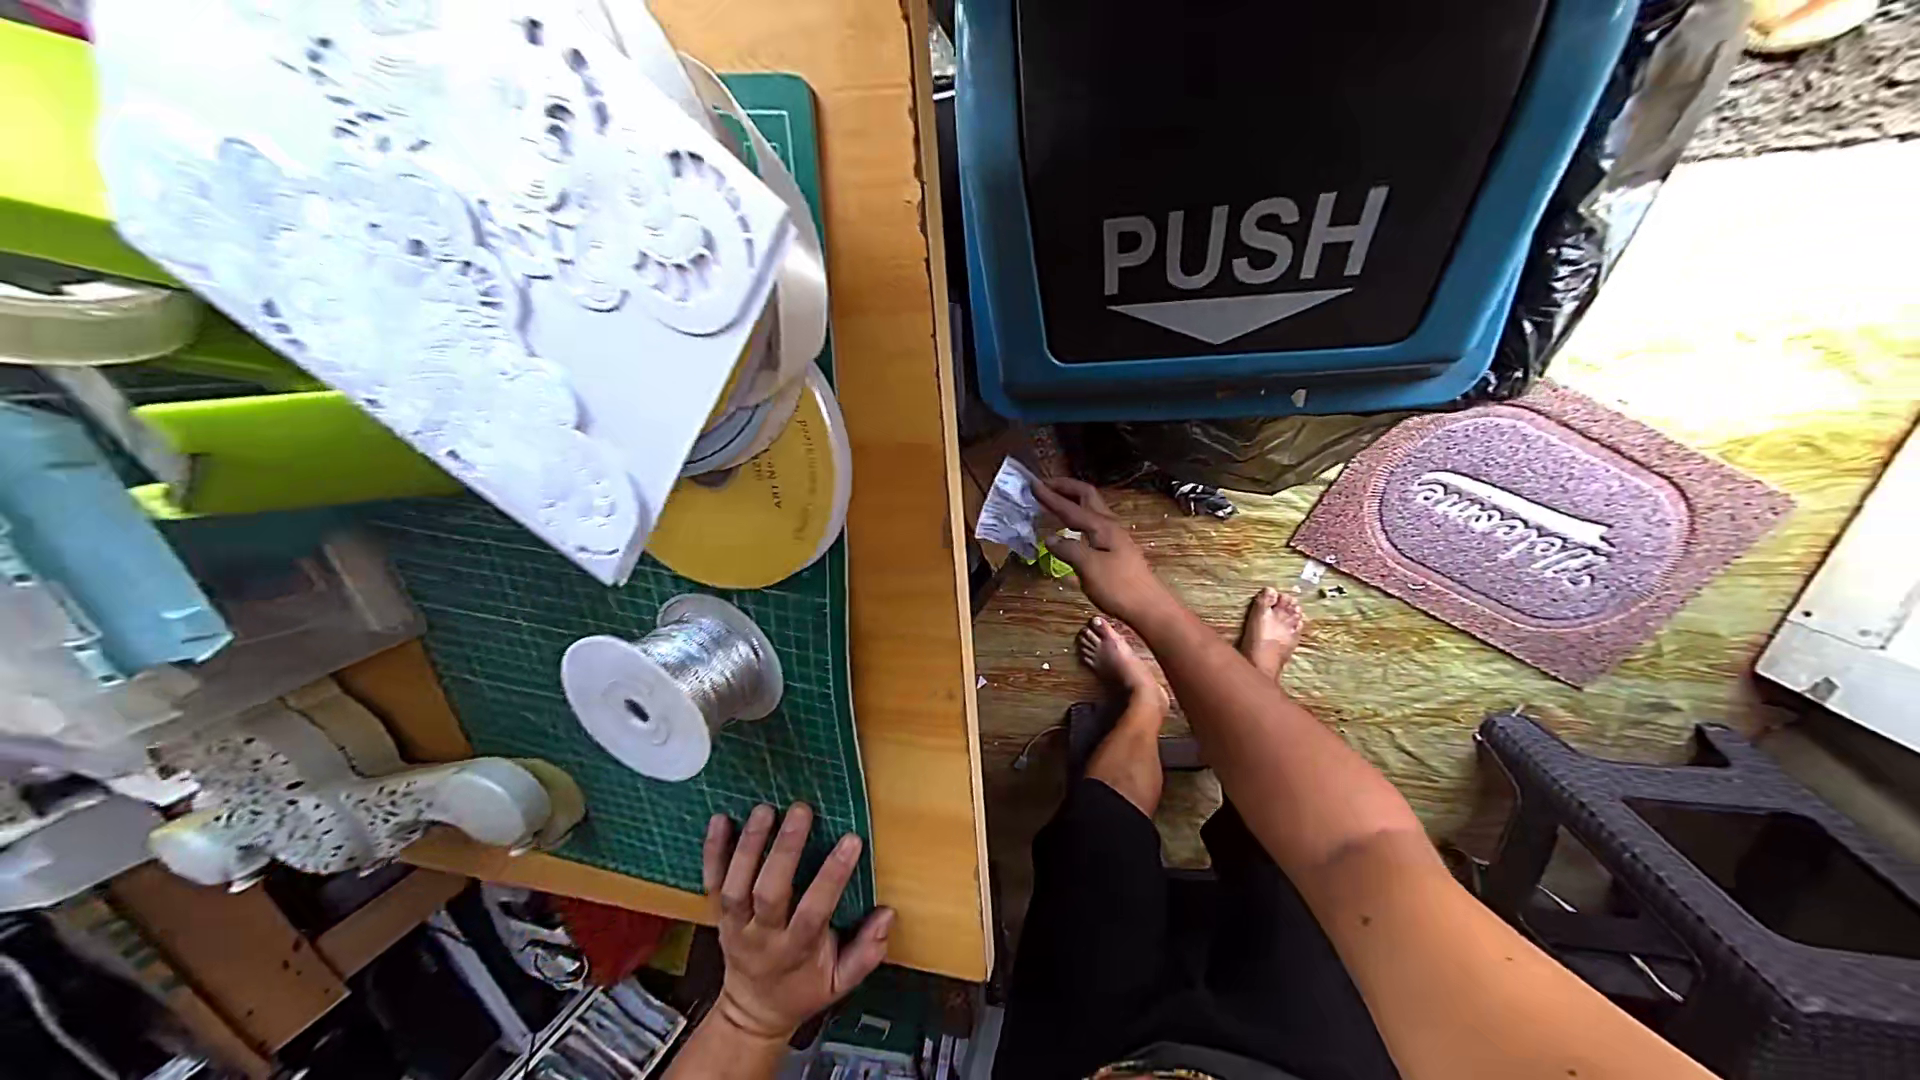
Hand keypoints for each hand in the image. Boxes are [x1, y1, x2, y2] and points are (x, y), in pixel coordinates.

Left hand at [702, 803, 892, 1042]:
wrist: (752, 1012)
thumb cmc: (802, 988)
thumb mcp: (839, 982)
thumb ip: (866, 952)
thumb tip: (887, 914)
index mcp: (795, 950)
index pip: (814, 911)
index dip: (832, 876)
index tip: (851, 840)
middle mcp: (761, 937)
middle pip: (768, 893)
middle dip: (785, 850)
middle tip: (802, 810)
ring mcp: (734, 925)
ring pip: (735, 885)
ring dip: (749, 845)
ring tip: (765, 809)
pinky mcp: (717, 914)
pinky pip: (710, 882)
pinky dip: (712, 851)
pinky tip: (720, 819)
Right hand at [1033, 477, 1172, 625]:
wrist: (1148, 608)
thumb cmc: (1119, 588)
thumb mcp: (1089, 568)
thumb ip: (1068, 550)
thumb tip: (1049, 538)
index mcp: (1102, 527)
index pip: (1071, 507)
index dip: (1050, 496)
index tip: (1032, 485)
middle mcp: (1109, 525)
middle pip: (1087, 496)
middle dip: (1065, 487)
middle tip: (1045, 485)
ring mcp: (1115, 536)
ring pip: (1092, 508)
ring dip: (1073, 500)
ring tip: (1055, 500)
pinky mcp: (1115, 548)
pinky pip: (1093, 522)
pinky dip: (1078, 516)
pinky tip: (1071, 527)